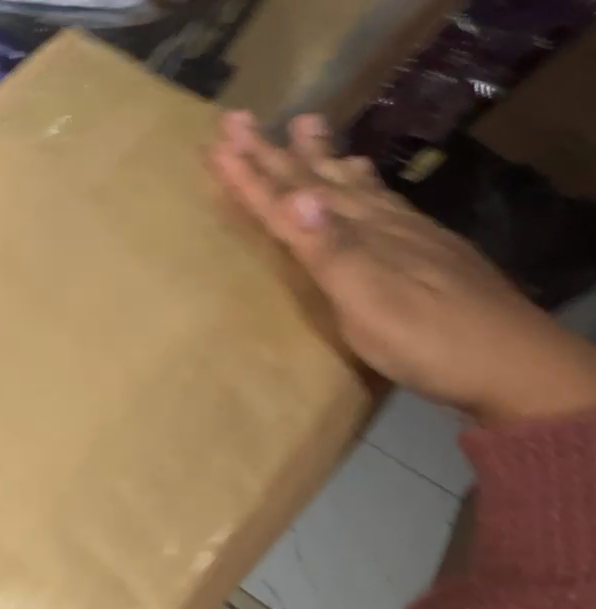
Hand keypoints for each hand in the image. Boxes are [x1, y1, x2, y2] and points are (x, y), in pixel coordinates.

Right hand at [209, 112, 595, 425]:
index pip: (294, 200)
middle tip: (243, 121)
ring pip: (352, 189)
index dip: (254, 173)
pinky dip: (361, 188)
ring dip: (321, 161)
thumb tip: (297, 199)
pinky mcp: (421, 254)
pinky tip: (362, 186)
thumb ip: (332, 250)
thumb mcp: (370, 301)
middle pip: (318, 185)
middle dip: (277, 155)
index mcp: (361, 237)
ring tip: (307, 127)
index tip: (220, 142)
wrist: (509, 365)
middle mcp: (382, 227)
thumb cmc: (426, 340)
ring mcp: (407, 238)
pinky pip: (379, 206)